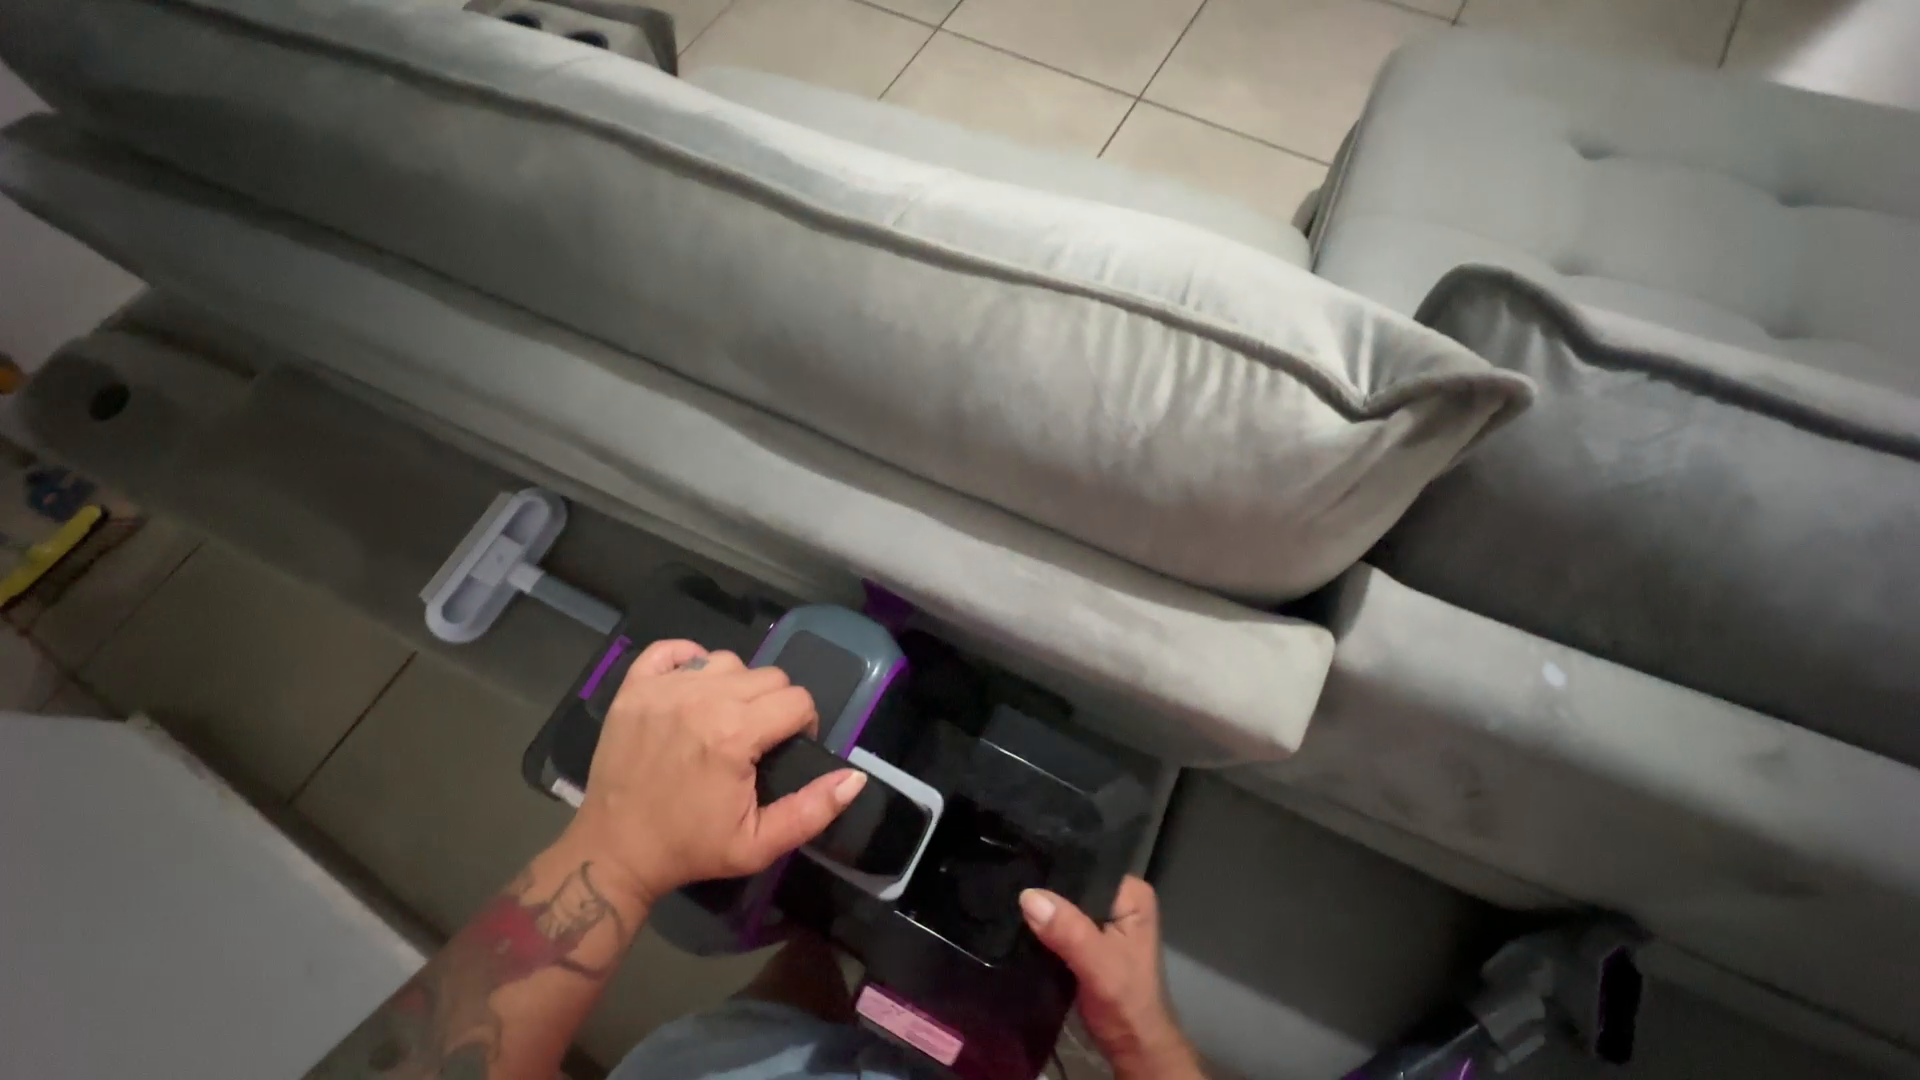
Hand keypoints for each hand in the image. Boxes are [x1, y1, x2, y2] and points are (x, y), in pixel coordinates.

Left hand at [559, 640, 868, 907]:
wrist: (614, 853)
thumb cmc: (691, 848)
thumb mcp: (759, 844)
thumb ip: (813, 809)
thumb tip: (856, 777)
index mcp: (735, 735)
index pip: (797, 700)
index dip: (803, 726)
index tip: (786, 751)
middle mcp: (701, 700)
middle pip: (769, 677)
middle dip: (774, 706)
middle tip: (757, 742)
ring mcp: (664, 689)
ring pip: (728, 661)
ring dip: (737, 686)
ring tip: (724, 720)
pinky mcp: (634, 688)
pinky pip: (673, 650)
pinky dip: (690, 660)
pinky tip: (694, 690)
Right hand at [1020, 877, 1203, 1079]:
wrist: (1132, 1049)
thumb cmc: (1126, 1003)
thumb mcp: (1099, 965)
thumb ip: (1068, 931)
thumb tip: (1028, 896)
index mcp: (1132, 893)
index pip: (1087, 865)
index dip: (1056, 866)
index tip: (1021, 863)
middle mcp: (1118, 898)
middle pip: (1073, 883)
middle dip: (1044, 888)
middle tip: (1007, 881)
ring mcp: (1102, 920)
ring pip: (1063, 903)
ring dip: (1040, 909)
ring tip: (1007, 896)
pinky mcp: (1086, 939)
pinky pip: (1058, 922)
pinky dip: (1041, 927)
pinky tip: (1018, 921)